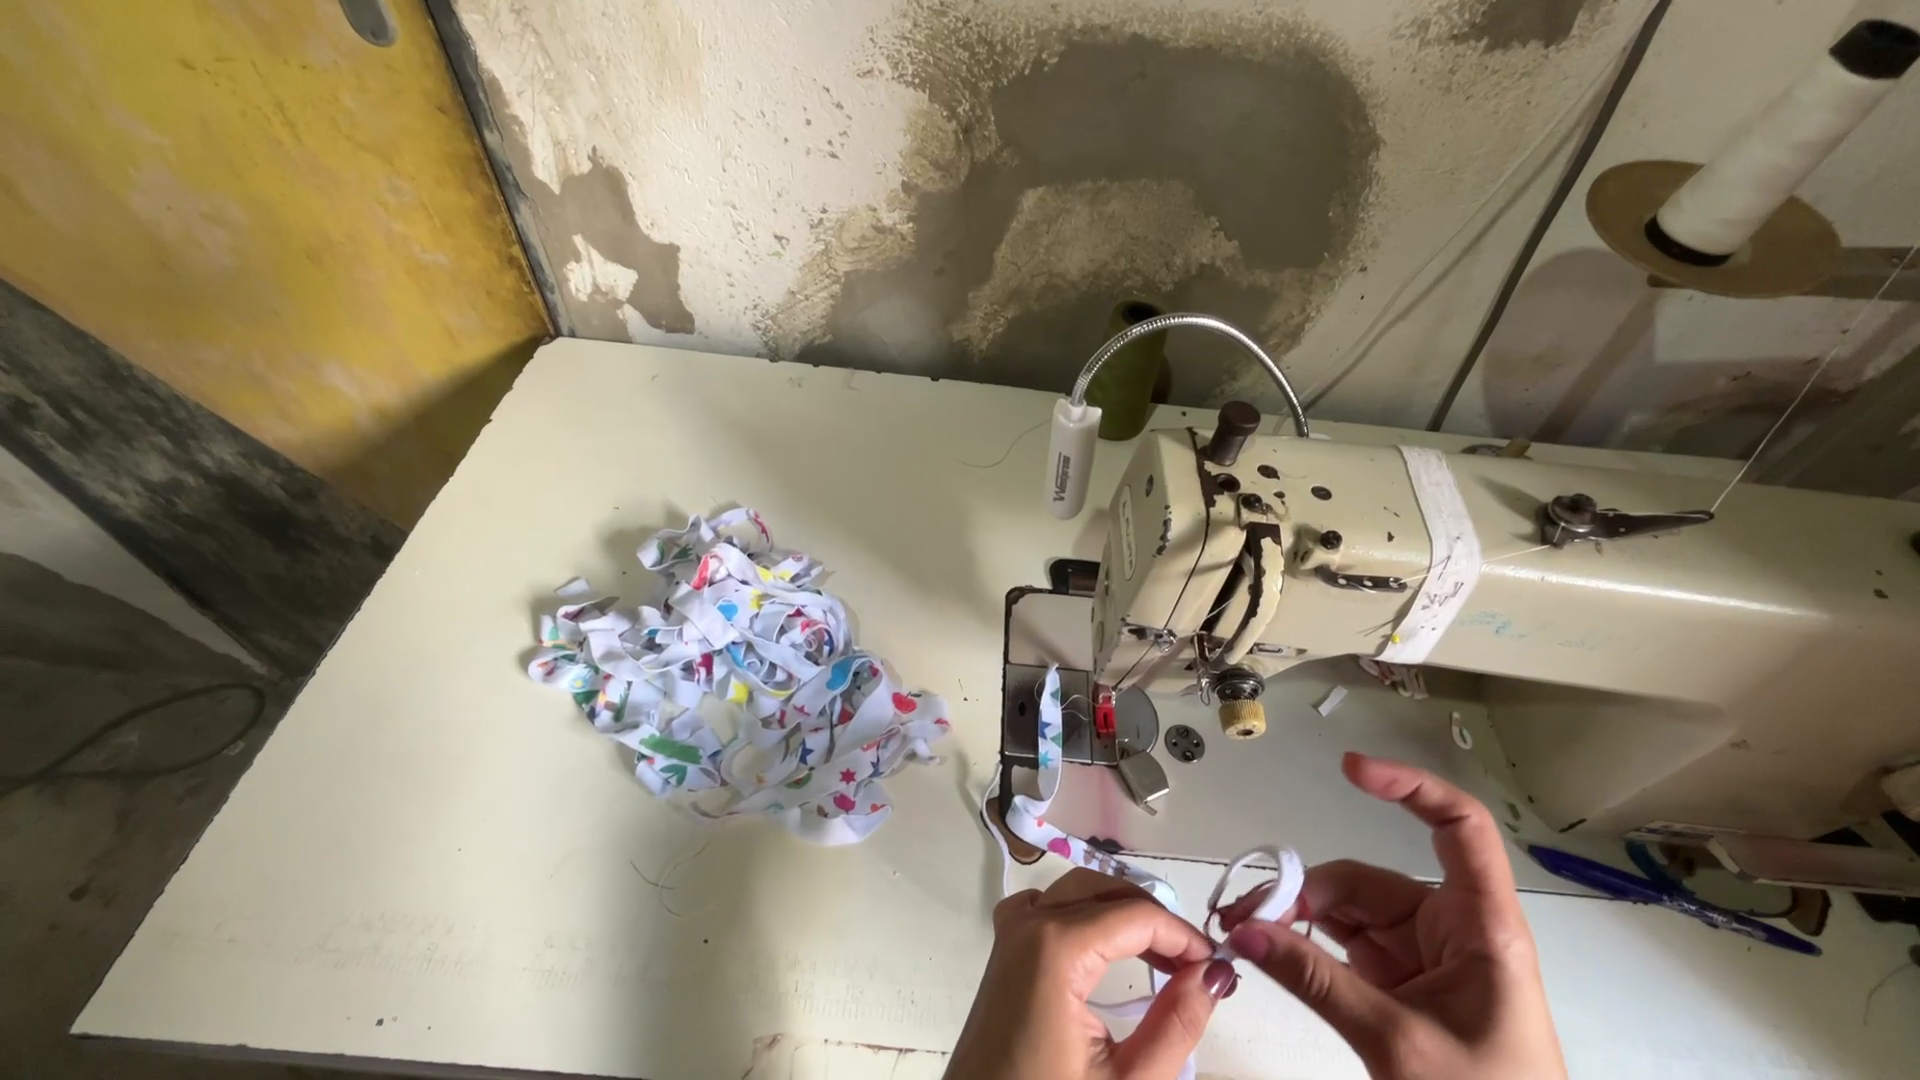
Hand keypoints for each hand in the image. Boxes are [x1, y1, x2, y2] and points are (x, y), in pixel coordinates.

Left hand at [947, 868, 1236, 1079]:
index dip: (1183, 935)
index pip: (1136, 915)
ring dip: (1120, 911)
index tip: (1217, 967)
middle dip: (1154, 918)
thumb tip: (1214, 974)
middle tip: (1193, 965)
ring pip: (1077, 890)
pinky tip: (1101, 948)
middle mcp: (1030, 923)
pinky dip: (1081, 912)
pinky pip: (1046, 906)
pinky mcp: (1003, 949)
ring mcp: (1010, 931)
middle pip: (1105, 890)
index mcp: (1057, 947)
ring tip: (1162, 958)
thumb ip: (1176, 1023)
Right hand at [1221, 753, 1564, 1079]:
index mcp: (1482, 927)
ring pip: (1348, 910)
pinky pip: (1342, 943)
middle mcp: (1451, 928)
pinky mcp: (1399, 983)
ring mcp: (1422, 956)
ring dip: (1295, 915)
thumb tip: (1244, 932)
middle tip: (1244, 916)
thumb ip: (1317, 982)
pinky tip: (1267, 947)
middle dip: (1305, 889)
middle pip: (1370, 879)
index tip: (1349, 769)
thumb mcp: (1399, 1045)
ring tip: (1244, 933)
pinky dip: (1303, 942)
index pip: (1459, 829)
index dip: (1410, 787)